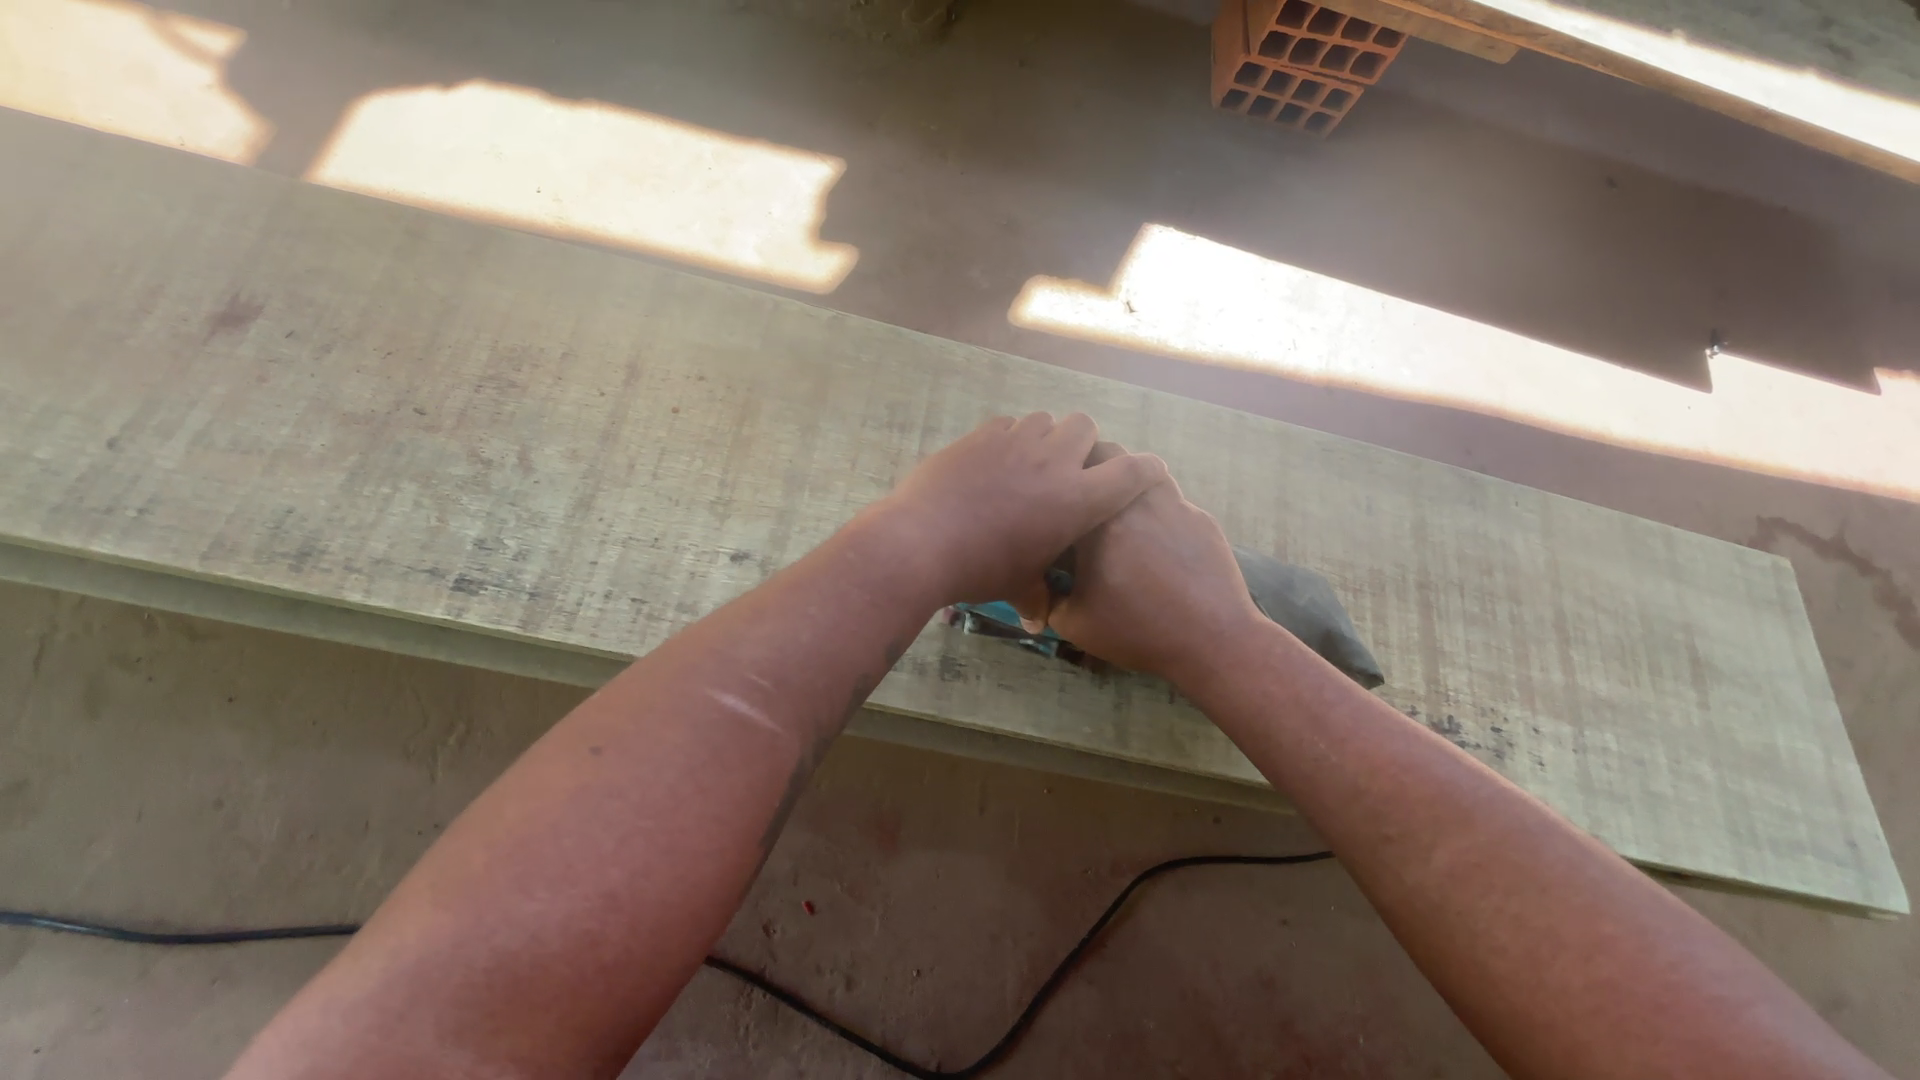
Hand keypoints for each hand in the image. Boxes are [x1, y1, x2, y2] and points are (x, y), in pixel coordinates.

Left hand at [865, 414, 1166, 607]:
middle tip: (1065, 474)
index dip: (1144, 470)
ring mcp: (1015, 441)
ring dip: (1044, 438)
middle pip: (1086, 426)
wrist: (922, 542)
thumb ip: (1036, 597)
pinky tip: (993, 465)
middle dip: (1082, 444)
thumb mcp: (1017, 586)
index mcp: (1078, 499)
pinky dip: (1009, 439)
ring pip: (1045, 419)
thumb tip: (1038, 623)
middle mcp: (1054, 460)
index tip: (1141, 476)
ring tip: (1027, 468)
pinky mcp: (981, 435)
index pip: (1133, 470)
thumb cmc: (981, 569)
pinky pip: (1008, 424)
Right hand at [1014, 442, 1262, 682]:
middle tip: (1085, 491)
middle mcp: (1134, 501)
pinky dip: (1157, 507)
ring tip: (1120, 509)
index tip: (1054, 487)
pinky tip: (1157, 539)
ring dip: (1128, 480)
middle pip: (1110, 453)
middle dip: (1094, 463)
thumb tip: (1034, 586)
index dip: (1060, 473)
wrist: (1211, 640)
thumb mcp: (1074, 623)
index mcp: (1097, 522)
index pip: (1071, 473)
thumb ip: (1046, 599)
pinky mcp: (1201, 518)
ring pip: (1145, 469)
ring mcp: (1173, 504)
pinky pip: (1172, 499)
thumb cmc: (1136, 631)